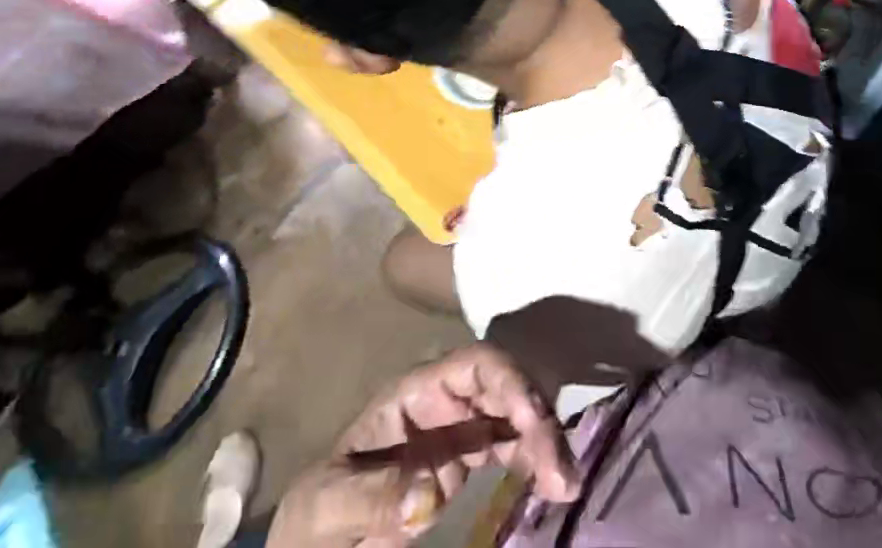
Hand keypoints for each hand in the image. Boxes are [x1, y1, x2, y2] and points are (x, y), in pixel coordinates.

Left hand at [267, 344, 579, 547]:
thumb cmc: (316, 515)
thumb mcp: (328, 506)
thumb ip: (370, 497)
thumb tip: (429, 494)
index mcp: (416, 396)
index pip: (473, 366)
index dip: (507, 379)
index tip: (530, 418)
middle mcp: (448, 409)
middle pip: (506, 392)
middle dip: (538, 419)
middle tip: (560, 474)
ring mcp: (464, 441)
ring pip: (519, 424)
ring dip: (546, 446)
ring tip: (565, 486)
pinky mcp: (474, 475)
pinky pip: (515, 459)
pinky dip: (537, 468)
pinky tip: (553, 491)